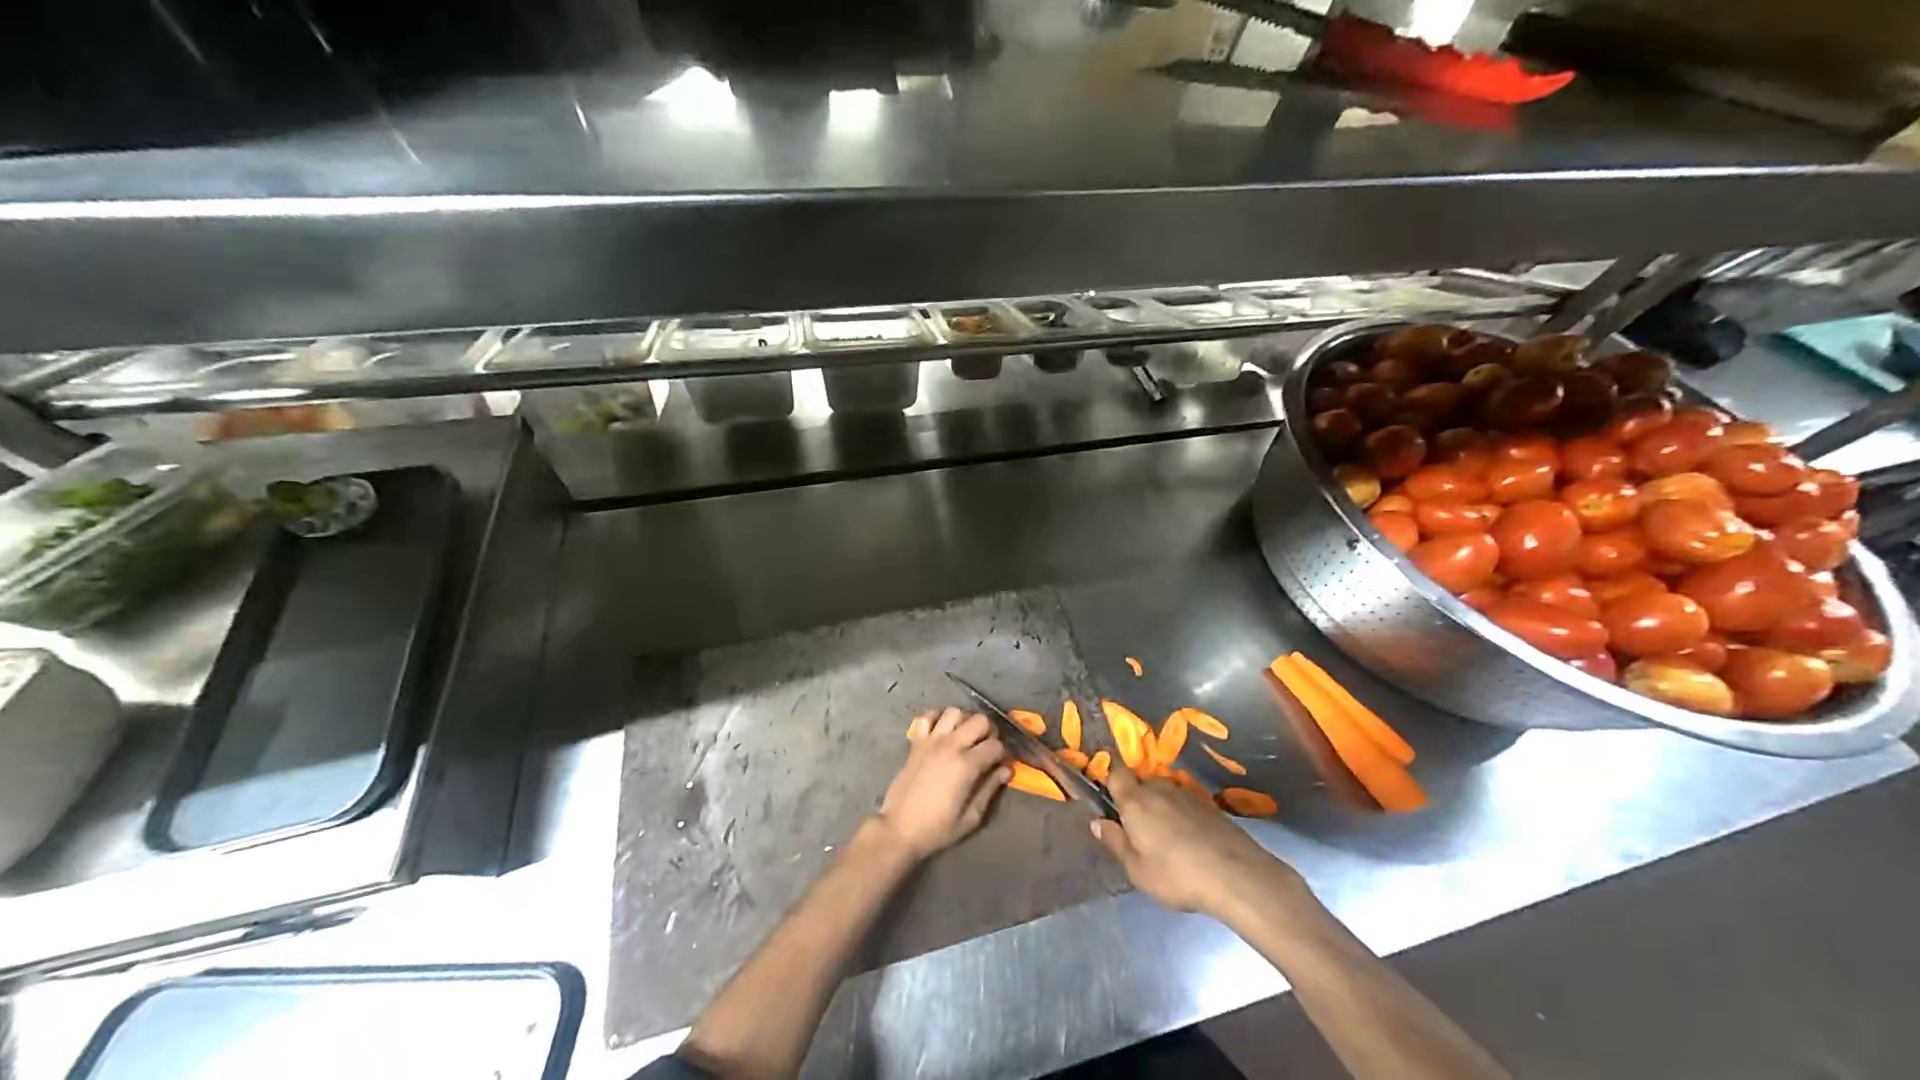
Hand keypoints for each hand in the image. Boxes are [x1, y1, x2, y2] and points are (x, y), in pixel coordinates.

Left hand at [876, 707, 1009, 860]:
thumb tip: (1006, 770)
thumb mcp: (970, 817)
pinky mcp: (916, 742)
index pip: (995, 745)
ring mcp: (931, 741)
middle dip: (989, 731)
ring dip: (964, 721)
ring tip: (965, 737)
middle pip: (980, 720)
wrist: (899, 828)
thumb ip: (990, 789)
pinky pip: (927, 717)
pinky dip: (937, 718)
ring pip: (954, 712)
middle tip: (986, 748)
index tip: (1000, 764)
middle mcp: (950, 746)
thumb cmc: (937, 828)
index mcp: (966, 766)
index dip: (1003, 753)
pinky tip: (942, 731)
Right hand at [1090, 765, 1308, 918]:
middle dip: (1137, 797)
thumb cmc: (1177, 875)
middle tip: (1139, 829)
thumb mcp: (1137, 869)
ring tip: (1167, 836)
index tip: (1113, 807)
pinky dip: (1182, 813)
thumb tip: (1098, 822)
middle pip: (1142, 782)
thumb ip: (1115, 842)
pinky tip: (1190, 839)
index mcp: (1135, 801)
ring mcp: (1188, 794)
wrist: (1236, 875)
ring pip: (1165, 791)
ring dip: (1161, 805)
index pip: (1116, 774)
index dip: (1112, 786)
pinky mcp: (1210, 804)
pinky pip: (1186, 802)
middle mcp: (1159, 788)